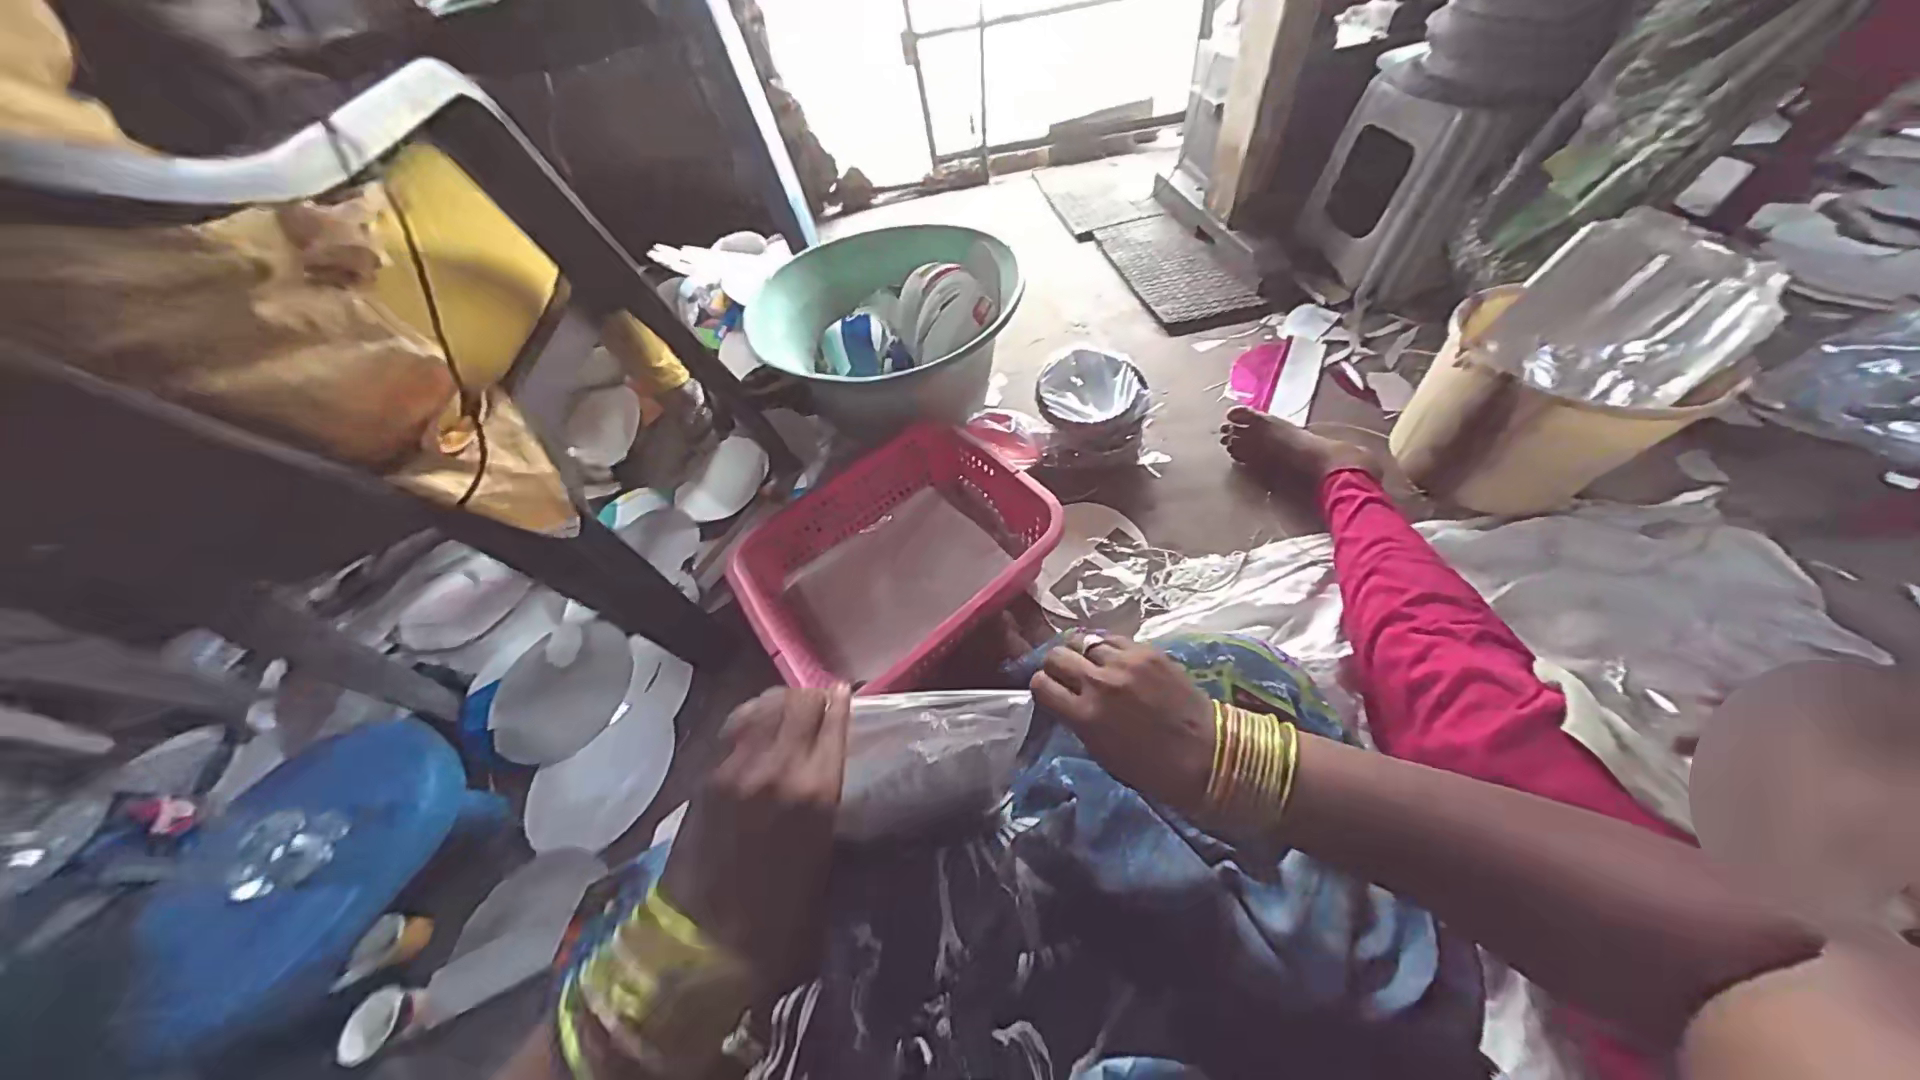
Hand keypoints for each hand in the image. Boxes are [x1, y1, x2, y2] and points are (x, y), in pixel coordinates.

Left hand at [658, 686, 850, 988]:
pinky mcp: (709, 771)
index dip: (841, 702)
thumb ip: (829, 795)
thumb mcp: (825, 854)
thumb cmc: (781, 913)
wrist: (704, 942)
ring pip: (767, 702)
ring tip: (789, 713)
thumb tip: (832, 759)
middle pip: (802, 701)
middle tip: (819, 708)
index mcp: (817, 790)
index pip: (834, 718)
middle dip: (815, 698)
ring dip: (784, 702)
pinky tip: (759, 725)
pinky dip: (754, 714)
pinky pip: (738, 721)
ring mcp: (739, 765)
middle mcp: (779, 766)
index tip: (845, 696)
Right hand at [1029, 636, 1214, 813]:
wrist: (1206, 754)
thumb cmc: (1150, 766)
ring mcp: (1124, 663)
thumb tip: (1063, 698)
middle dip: (1056, 666)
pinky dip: (1106, 648)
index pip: (1040, 684)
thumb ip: (1076, 719)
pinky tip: (1114, 659)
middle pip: (1056, 656)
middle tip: (1068, 676)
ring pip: (1081, 640)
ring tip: (1091, 663)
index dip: (1042, 686)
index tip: (1050, 691)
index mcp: (1084, 715)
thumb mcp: (1100, 750)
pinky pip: (1112, 638)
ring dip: (1081, 653)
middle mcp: (1099, 683)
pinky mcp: (1147, 651)